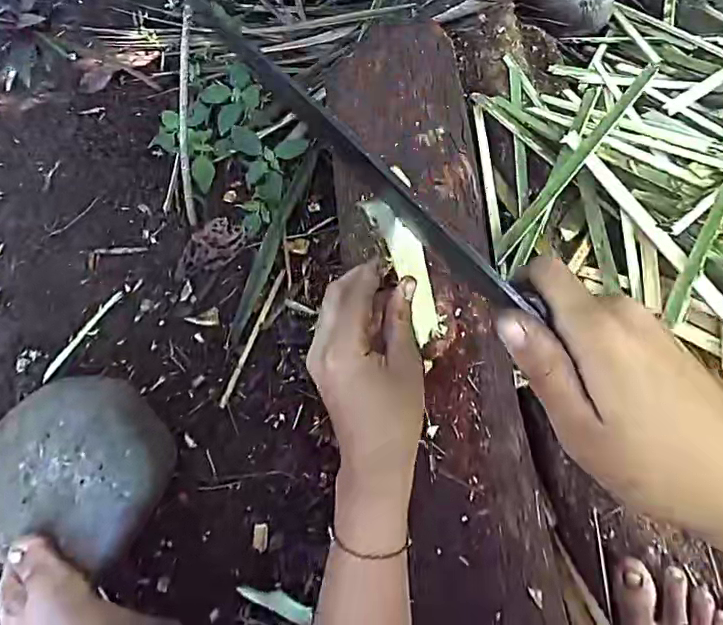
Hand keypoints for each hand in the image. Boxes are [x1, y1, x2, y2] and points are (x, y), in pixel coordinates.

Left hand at [306, 261, 425, 489]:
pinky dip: (350, 312)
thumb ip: (399, 320)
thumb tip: (403, 285)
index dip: (372, 273)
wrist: (374, 463)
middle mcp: (321, 347)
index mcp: (342, 347)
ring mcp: (316, 356)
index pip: (354, 294)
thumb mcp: (406, 364)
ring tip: (387, 291)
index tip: (392, 260)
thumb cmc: (396, 417)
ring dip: (355, 294)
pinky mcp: (320, 364)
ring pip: (331, 308)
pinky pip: (331, 325)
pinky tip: (375, 315)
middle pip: (334, 295)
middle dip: (359, 278)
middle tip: (388, 271)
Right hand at [494, 254, 722, 534]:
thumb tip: (504, 315)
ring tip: (600, 411)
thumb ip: (541, 366)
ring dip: (580, 351)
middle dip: (553, 336)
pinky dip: (607, 357)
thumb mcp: (580, 428)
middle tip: (566, 399)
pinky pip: (617, 332)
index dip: (521, 290)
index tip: (521, 339)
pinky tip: (630, 409)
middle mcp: (623, 309)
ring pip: (590, 319)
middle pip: (565, 298)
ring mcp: (649, 322)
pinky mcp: (667, 338)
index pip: (544, 268)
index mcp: (597, 325)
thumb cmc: (652, 466)